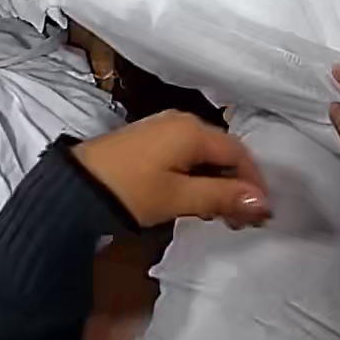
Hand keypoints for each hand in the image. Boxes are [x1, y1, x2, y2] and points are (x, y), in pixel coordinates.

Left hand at [72, 111, 271, 228]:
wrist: (77, 185)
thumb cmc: (131, 190)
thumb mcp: (179, 198)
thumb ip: (221, 197)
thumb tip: (262, 201)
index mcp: (193, 130)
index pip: (238, 151)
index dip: (253, 181)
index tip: (261, 214)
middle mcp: (182, 120)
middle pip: (223, 149)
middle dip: (237, 182)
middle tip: (241, 219)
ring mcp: (165, 125)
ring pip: (206, 151)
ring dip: (218, 180)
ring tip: (219, 214)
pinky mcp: (152, 137)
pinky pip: (188, 151)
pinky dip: (199, 173)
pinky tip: (195, 197)